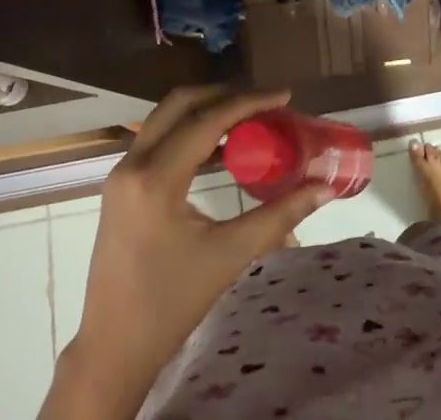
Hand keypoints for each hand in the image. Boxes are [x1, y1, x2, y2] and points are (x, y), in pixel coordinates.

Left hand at [64, 87, 331, 394]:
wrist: (115, 346)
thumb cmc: (173, 302)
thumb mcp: (231, 254)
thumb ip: (280, 214)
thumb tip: (325, 187)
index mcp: (156, 178)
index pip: (207, 120)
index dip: (249, 102)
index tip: (285, 94)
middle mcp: (132, 164)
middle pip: (179, 104)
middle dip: (224, 95)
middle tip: (266, 101)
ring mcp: (120, 174)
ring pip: (164, 119)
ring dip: (206, 111)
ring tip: (250, 118)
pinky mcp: (120, 188)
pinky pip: (157, 140)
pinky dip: (189, 131)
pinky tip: (220, 146)